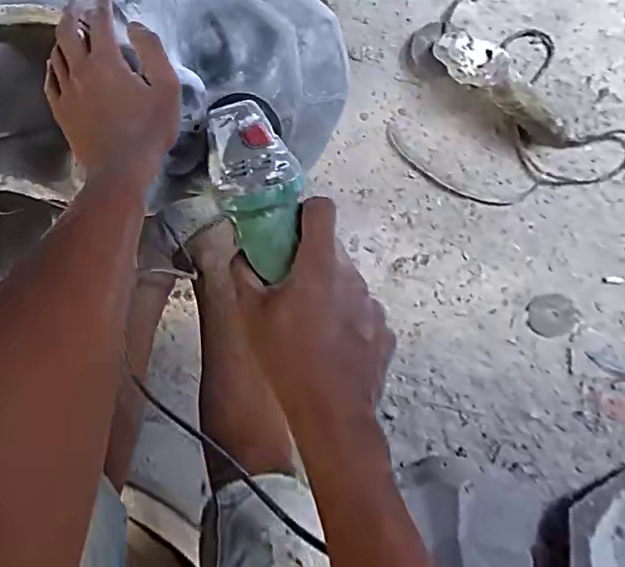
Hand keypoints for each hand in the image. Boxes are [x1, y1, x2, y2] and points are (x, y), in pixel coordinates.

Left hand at [43, 0, 180, 181]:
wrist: (119, 169)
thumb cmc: (148, 129)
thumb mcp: (165, 87)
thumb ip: (152, 51)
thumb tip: (135, 26)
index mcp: (105, 62)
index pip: (99, 24)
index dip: (102, 6)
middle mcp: (79, 71)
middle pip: (67, 32)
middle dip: (71, 13)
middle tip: (76, 3)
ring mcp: (66, 90)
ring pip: (56, 54)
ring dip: (62, 37)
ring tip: (69, 29)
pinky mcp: (60, 109)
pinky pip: (50, 78)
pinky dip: (53, 64)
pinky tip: (56, 62)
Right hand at [230, 197, 393, 449]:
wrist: (332, 415)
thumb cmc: (286, 358)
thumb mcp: (249, 312)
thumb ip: (242, 272)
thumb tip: (239, 252)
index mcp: (318, 267)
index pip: (321, 210)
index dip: (303, 209)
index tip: (286, 225)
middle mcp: (352, 279)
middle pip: (330, 246)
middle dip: (306, 254)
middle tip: (283, 277)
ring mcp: (372, 307)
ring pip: (345, 278)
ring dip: (325, 284)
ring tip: (304, 314)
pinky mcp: (385, 333)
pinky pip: (360, 308)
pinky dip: (343, 312)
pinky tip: (326, 338)